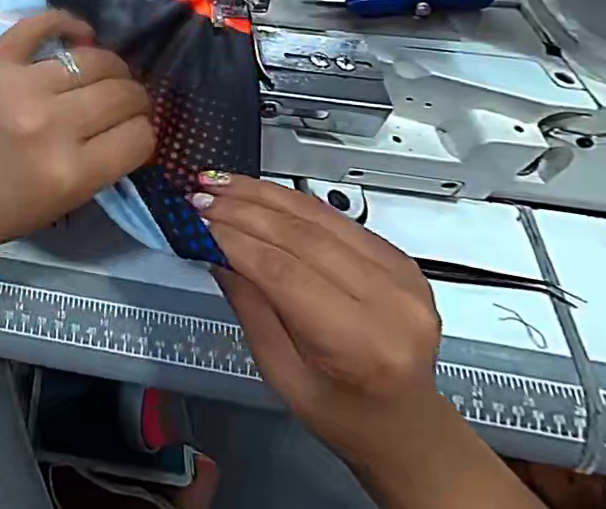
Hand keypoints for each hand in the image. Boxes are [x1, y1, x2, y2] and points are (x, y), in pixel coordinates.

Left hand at [0, 10, 154, 258]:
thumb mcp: (58, 207)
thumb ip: (100, 168)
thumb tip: (131, 127)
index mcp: (70, 174)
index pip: (139, 137)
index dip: (144, 134)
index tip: (134, 132)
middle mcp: (51, 125)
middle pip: (123, 94)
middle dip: (135, 99)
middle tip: (125, 102)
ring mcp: (20, 86)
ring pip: (96, 58)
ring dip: (111, 67)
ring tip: (106, 74)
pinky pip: (43, 23)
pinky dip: (69, 23)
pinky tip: (82, 34)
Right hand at [198, 175, 447, 480]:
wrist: (407, 423)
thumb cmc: (344, 413)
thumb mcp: (284, 376)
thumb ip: (251, 308)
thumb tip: (216, 251)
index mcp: (362, 344)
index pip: (286, 273)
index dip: (236, 241)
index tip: (198, 222)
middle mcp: (390, 299)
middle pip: (301, 236)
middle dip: (242, 211)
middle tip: (200, 198)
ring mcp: (399, 271)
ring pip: (316, 215)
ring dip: (261, 194)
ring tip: (220, 184)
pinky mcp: (396, 253)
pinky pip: (332, 216)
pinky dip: (288, 199)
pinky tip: (256, 190)